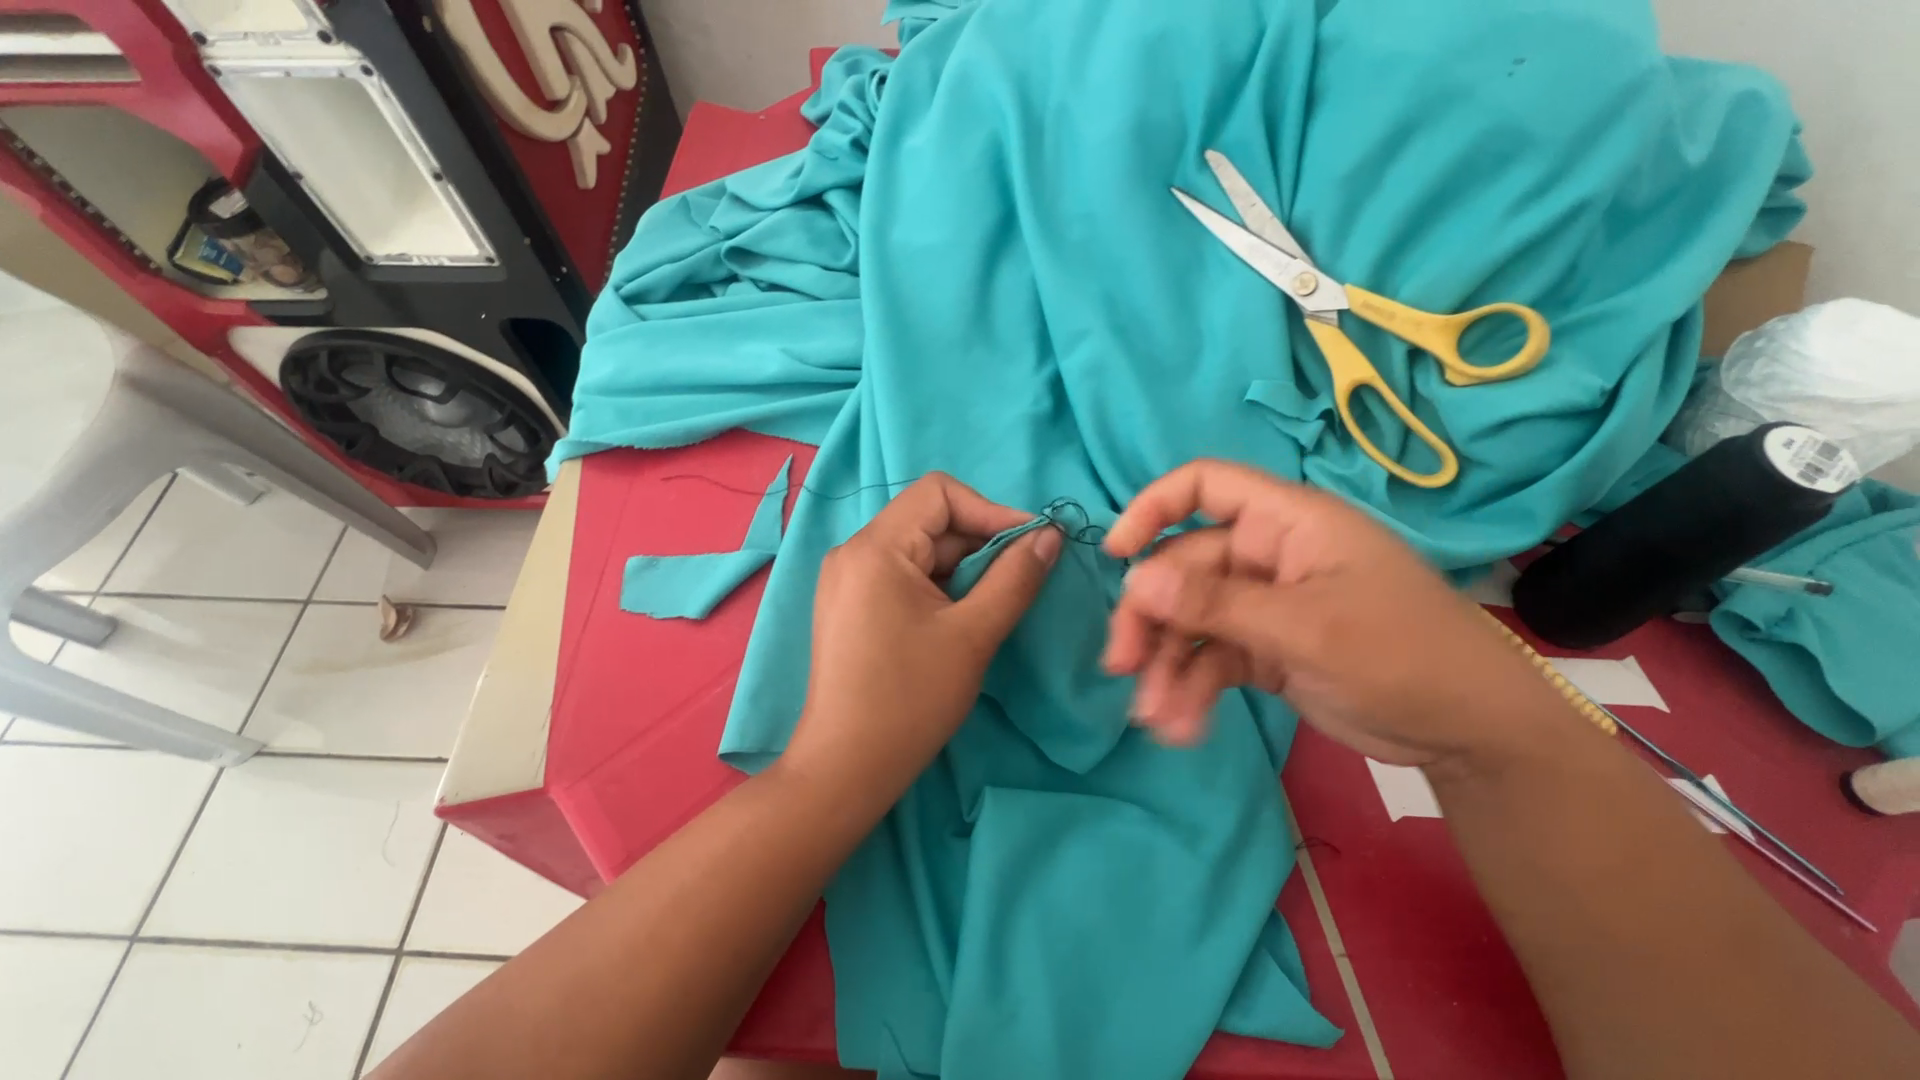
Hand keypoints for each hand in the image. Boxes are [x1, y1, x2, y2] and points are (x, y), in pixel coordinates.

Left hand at [784, 473, 1060, 802]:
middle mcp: (853, 552)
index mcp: (875, 547)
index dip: (992, 511)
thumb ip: (1015, 578)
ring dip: (963, 567)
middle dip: (980, 542)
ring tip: (994, 603)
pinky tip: (961, 617)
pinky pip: (902, 574)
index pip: (940, 493)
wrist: (847, 767)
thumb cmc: (910, 699)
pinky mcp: (849, 606)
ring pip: (919, 549)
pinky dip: (939, 585)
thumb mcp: (973, 635)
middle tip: (1022, 578)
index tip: (1032, 545)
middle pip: (929, 519)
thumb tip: (1050, 535)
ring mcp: (846, 580)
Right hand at [1102, 460, 1563, 766]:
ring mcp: (1267, 606)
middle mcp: (1269, 556)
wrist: (1469, 731)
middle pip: (1183, 569)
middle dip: (1152, 619)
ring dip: (1168, 667)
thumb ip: (1216, 602)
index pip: (1205, 487)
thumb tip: (1134, 579)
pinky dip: (1193, 690)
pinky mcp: (1268, 652)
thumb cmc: (1400, 653)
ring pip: (1192, 622)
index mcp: (1287, 523)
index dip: (1153, 509)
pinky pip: (1213, 661)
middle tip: (1122, 667)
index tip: (1115, 556)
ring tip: (1156, 718)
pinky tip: (1181, 728)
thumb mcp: (1305, 627)